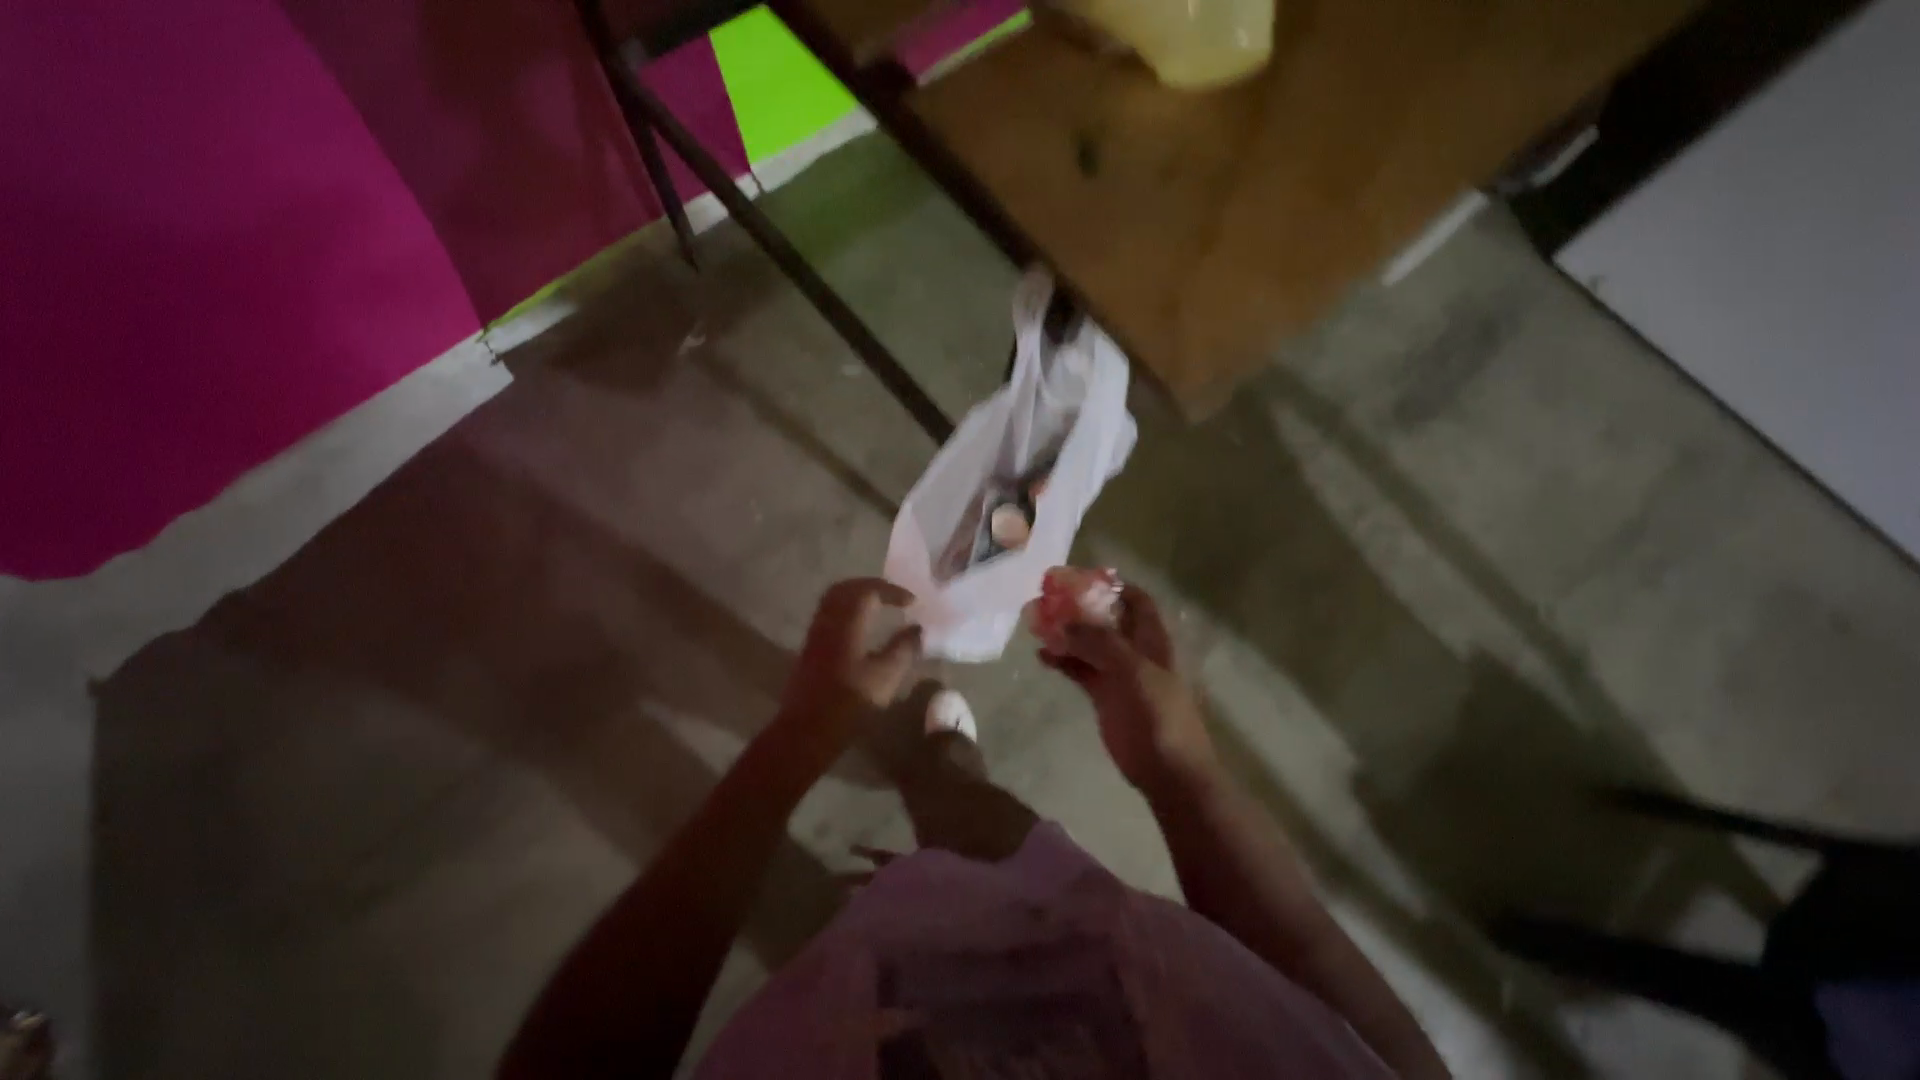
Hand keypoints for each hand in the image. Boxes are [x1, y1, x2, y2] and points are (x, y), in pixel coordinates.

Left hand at [777, 578, 921, 748]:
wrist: (807, 731)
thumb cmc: (850, 702)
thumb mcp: (886, 676)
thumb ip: (904, 648)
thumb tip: (917, 629)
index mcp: (847, 623)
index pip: (867, 590)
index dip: (891, 590)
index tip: (911, 601)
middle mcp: (827, 622)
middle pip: (845, 589)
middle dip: (871, 587)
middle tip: (892, 596)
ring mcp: (815, 635)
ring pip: (833, 601)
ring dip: (856, 598)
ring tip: (879, 609)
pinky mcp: (810, 650)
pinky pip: (828, 616)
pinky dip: (847, 613)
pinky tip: (862, 631)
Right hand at [1039, 584, 1217, 795]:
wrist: (1168, 770)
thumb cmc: (1161, 716)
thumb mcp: (1135, 671)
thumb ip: (1102, 643)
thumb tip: (1066, 621)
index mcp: (1153, 641)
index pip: (1137, 601)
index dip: (1113, 587)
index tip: (1081, 577)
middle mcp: (1135, 652)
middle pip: (1107, 620)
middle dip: (1080, 609)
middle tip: (1047, 598)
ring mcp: (1118, 674)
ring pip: (1089, 645)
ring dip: (1067, 634)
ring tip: (1037, 624)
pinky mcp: (1103, 696)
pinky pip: (1080, 670)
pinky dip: (1062, 661)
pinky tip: (1041, 656)